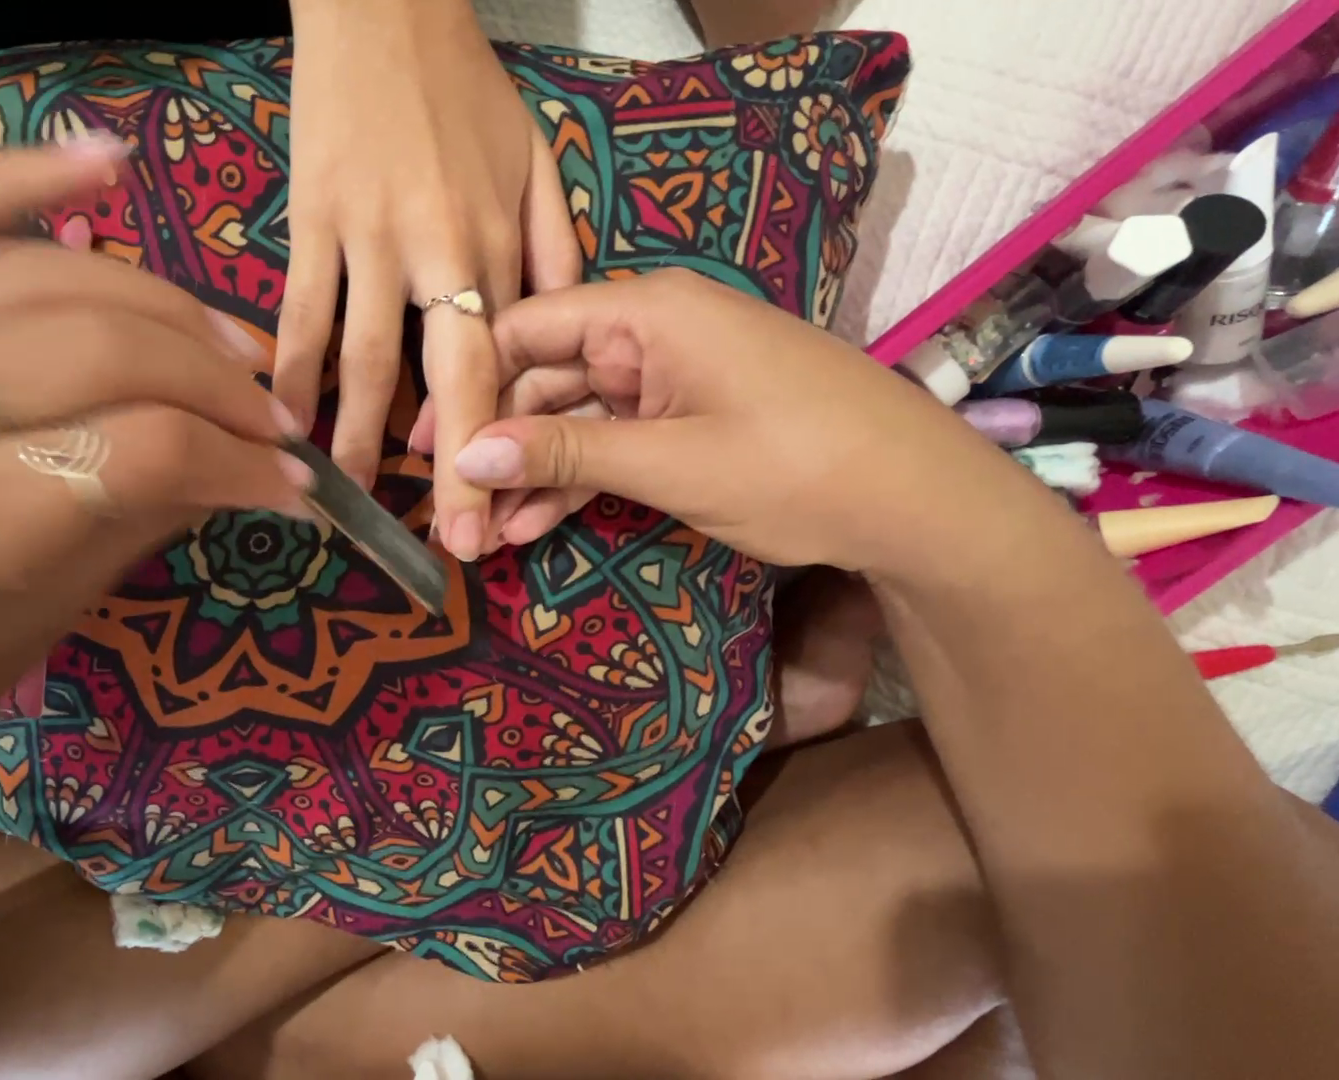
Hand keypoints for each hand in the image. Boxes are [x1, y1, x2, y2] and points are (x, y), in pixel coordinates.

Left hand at [0, 141, 312, 744]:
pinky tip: (106, 165)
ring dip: (162, 305)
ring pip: (42, 281)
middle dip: (210, 381)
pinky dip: (21, 181)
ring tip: (231, 347)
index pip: (131, 454)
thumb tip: (271, 453)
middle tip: (271, 415)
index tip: (294, 479)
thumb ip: (173, 498)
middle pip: (92, 351)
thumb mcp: (86, 585)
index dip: (232, 458)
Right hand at [278, 0, 580, 560]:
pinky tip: (283, 420)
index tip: (498, 515)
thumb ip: (556, 246)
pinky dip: (290, 371)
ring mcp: (371, 236)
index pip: (505, 366)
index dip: (501, 447)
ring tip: (351, 498)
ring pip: (363, 357)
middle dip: (448, 468)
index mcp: (502, 240)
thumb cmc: (464, 88)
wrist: (383, 6)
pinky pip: (301, 309)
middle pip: (446, 378)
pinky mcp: (312, 219)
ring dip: (356, 436)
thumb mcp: (537, 157)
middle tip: (447, 544)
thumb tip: (563, 330)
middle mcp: (442, 249)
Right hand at [444, 269, 1037, 571]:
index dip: (468, 383)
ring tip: (485, 532)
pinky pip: (609, 443)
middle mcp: (650, 333)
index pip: (527, 329)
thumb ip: (564, 451)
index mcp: (647, 312)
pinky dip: (575, 481)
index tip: (425, 440)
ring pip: (572, 421)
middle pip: (543, 381)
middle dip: (498, 446)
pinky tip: (533, 526)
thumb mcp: (669, 461)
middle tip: (451, 507)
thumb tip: (468, 453)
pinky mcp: (683, 421)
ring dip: (531, 474)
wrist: (918, 506)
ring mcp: (667, 380)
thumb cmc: (796, 466)